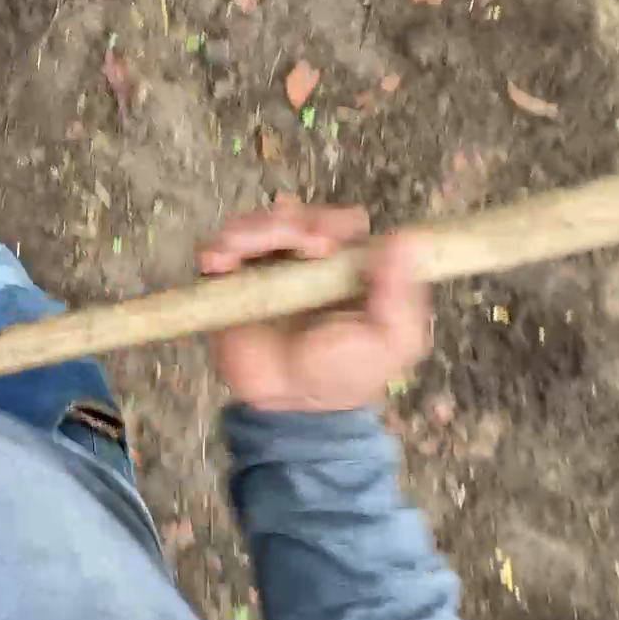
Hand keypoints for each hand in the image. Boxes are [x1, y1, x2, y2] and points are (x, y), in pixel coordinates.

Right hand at [197, 204, 431, 412]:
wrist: (289, 404)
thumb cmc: (345, 373)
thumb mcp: (390, 339)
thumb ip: (400, 292)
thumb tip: (406, 237)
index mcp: (344, 266)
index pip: (337, 223)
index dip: (328, 221)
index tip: (322, 242)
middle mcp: (300, 259)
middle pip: (289, 216)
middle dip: (282, 222)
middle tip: (286, 240)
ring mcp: (261, 268)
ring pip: (248, 227)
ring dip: (246, 231)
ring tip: (239, 249)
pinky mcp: (225, 282)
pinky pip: (212, 253)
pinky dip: (212, 250)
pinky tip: (216, 262)